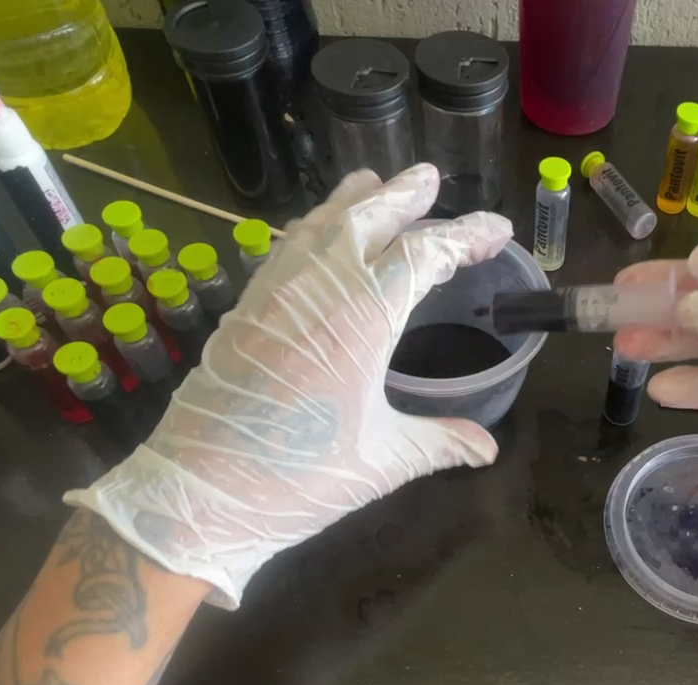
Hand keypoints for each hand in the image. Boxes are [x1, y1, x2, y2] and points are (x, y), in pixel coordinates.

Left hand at [68, 164, 510, 605]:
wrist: (202, 494)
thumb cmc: (301, 478)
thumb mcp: (384, 463)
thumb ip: (442, 444)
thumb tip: (490, 448)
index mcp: (360, 321)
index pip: (421, 257)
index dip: (462, 237)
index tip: (495, 229)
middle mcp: (315, 292)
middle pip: (364, 221)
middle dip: (403, 196)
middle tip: (431, 177)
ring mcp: (273, 295)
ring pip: (317, 226)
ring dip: (353, 201)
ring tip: (375, 182)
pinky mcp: (245, 311)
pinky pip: (285, 249)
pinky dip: (312, 229)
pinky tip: (316, 234)